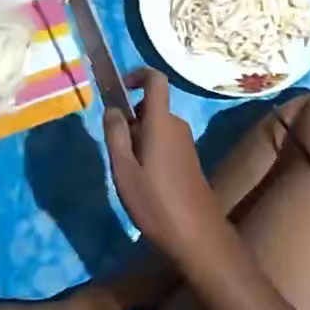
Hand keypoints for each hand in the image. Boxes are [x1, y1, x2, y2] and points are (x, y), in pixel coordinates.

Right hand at [103, 69, 229, 263]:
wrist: (197, 235)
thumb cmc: (156, 202)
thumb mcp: (124, 170)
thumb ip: (115, 135)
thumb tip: (112, 108)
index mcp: (162, 122)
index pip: (156, 80)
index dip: (137, 74)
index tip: (118, 88)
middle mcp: (177, 126)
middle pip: (150, 107)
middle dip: (129, 119)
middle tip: (114, 151)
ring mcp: (185, 142)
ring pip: (155, 126)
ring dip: (136, 138)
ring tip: (126, 172)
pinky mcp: (188, 158)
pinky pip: (163, 141)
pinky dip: (148, 150)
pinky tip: (142, 181)